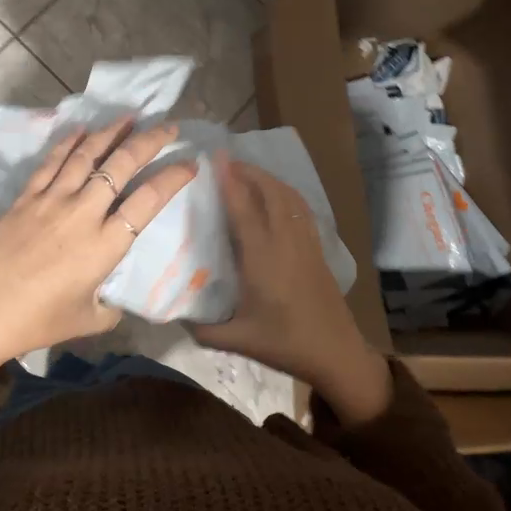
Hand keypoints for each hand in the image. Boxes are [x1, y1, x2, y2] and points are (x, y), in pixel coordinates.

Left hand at [0, 119, 195, 379]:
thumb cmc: (36, 323)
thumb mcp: (88, 320)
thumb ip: (112, 302)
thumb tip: (117, 289)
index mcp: (104, 246)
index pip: (147, 200)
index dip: (172, 178)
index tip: (190, 163)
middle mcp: (82, 214)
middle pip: (121, 165)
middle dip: (149, 141)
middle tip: (168, 126)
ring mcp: (51, 200)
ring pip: (87, 155)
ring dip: (111, 132)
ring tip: (130, 116)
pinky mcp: (25, 197)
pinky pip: (51, 161)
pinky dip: (68, 142)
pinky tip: (81, 129)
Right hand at [190, 155, 392, 424]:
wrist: (337, 353)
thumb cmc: (285, 344)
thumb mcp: (238, 340)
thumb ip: (202, 328)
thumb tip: (174, 315)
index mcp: (262, 258)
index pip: (243, 208)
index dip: (229, 180)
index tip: (215, 157)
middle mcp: (284, 241)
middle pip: (269, 191)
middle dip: (248, 171)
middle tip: (226, 162)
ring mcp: (304, 241)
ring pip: (287, 196)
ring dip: (267, 178)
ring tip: (247, 173)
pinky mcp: (318, 247)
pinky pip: (300, 208)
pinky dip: (284, 192)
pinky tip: (275, 195)